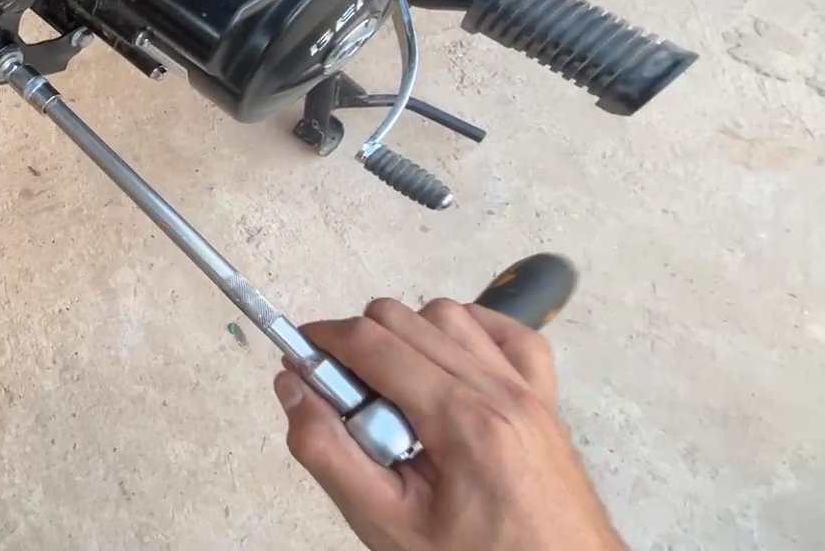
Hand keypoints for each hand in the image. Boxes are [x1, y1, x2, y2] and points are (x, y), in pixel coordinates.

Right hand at [276, 298, 620, 550]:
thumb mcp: (383, 523)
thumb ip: (324, 449)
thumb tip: (289, 383)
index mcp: (465, 420)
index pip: (369, 340)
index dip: (319, 341)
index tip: (301, 368)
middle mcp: (501, 391)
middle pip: (398, 317)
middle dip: (355, 342)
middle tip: (349, 398)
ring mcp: (531, 391)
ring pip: (442, 314)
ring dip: (404, 335)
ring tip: (396, 388)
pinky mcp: (548, 398)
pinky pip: (504, 331)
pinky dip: (465, 332)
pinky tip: (445, 366)